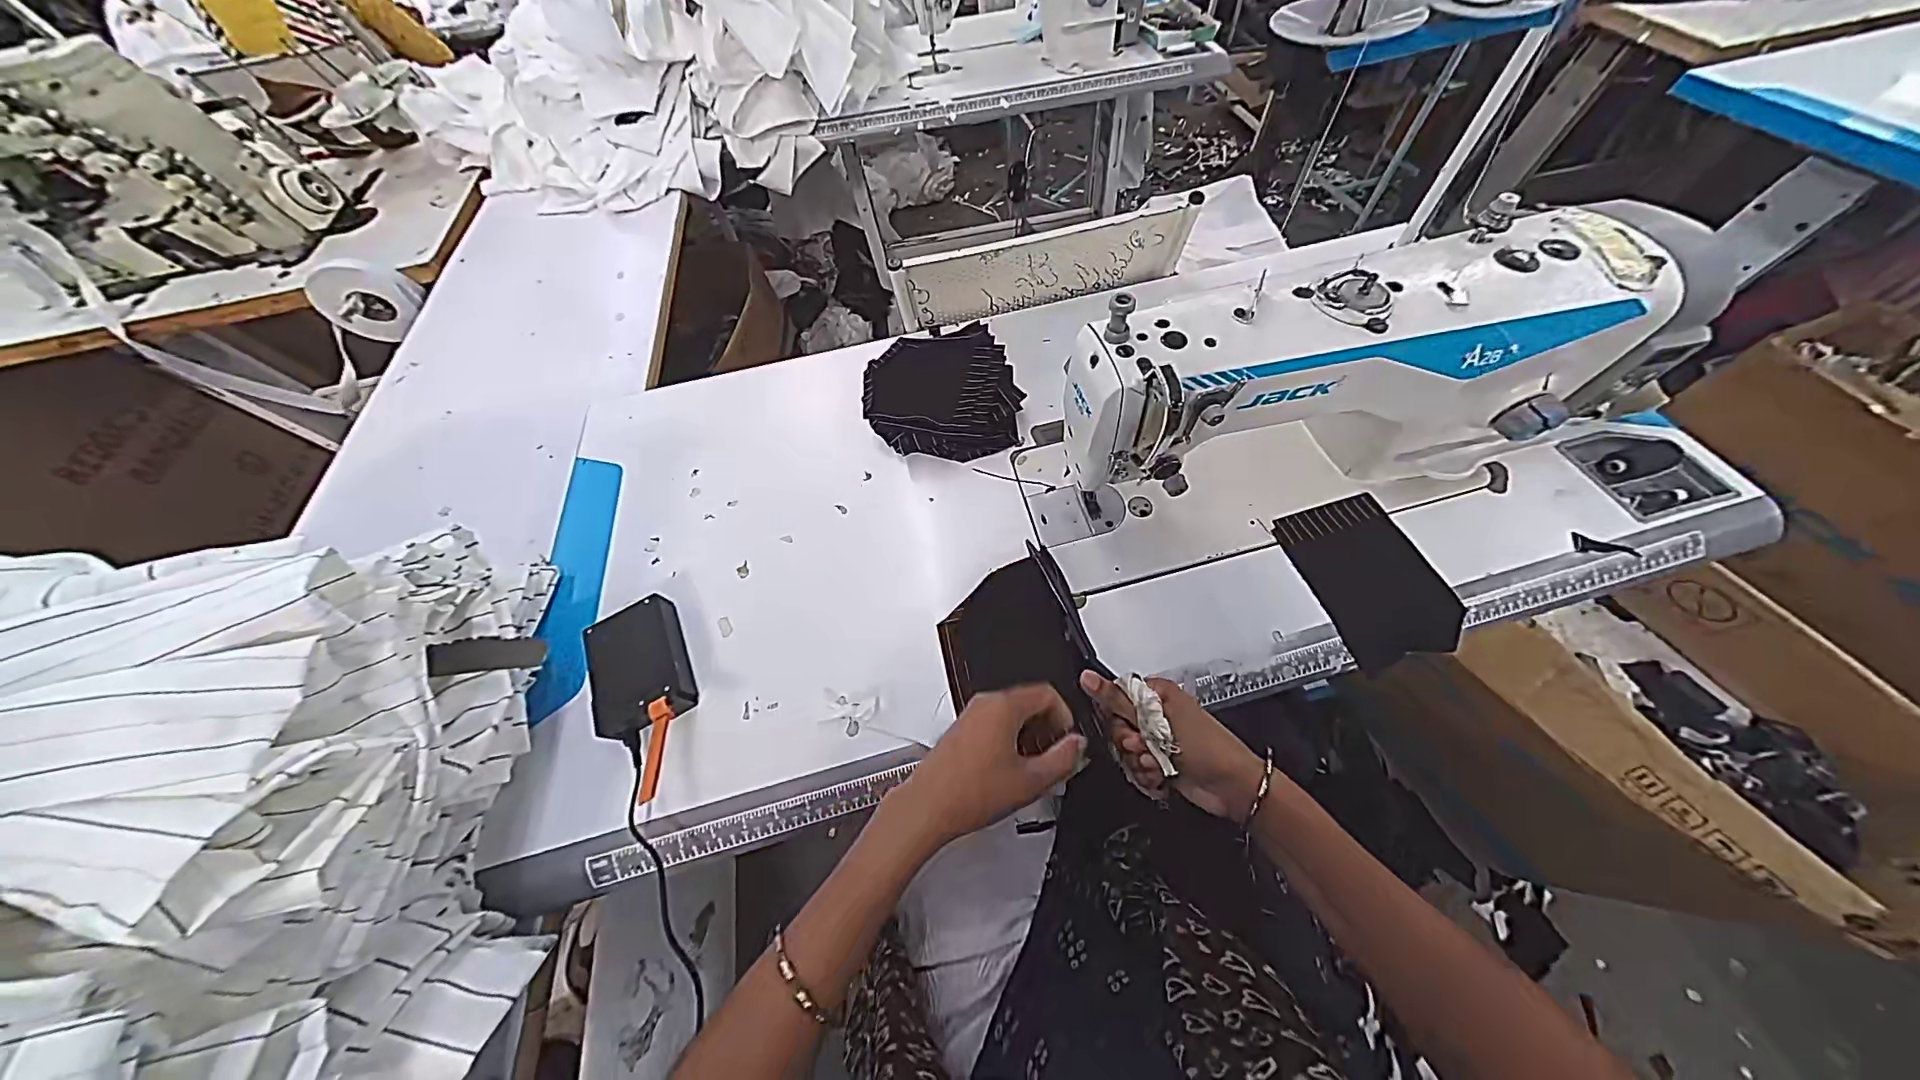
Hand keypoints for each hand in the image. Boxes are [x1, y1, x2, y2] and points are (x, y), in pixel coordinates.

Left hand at [891, 684, 1085, 846]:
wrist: (928, 807)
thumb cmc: (968, 793)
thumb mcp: (1031, 780)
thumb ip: (1063, 759)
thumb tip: (1076, 746)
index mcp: (1003, 706)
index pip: (1047, 693)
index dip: (1065, 716)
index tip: (1068, 739)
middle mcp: (984, 704)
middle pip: (1029, 702)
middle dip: (1047, 728)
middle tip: (1055, 755)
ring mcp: (970, 716)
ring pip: (1010, 714)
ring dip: (1028, 735)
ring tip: (1032, 768)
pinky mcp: (960, 730)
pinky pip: (993, 724)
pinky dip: (1008, 740)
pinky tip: (1009, 771)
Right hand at [1079, 671, 1264, 821]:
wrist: (1233, 788)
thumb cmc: (1207, 748)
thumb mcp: (1156, 720)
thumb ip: (1117, 700)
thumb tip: (1088, 678)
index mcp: (1155, 695)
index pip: (1114, 700)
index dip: (1116, 719)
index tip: (1129, 729)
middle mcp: (1156, 716)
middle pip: (1117, 729)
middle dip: (1128, 746)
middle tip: (1145, 748)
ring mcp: (1159, 741)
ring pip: (1125, 754)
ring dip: (1138, 765)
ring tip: (1157, 765)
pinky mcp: (1160, 763)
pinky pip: (1136, 771)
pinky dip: (1146, 778)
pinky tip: (1161, 777)